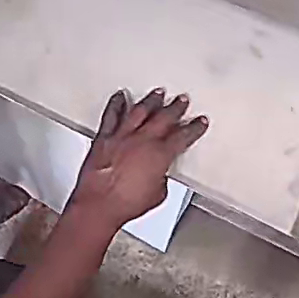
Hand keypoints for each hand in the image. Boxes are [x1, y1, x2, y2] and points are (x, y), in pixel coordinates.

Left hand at [68, 89, 207, 227]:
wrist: (98, 205)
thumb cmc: (125, 203)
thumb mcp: (156, 194)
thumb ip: (161, 178)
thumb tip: (158, 176)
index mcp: (160, 154)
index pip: (183, 136)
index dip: (194, 128)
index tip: (199, 122)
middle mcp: (143, 140)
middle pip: (164, 117)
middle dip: (176, 107)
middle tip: (182, 100)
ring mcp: (123, 136)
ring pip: (141, 110)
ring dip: (152, 100)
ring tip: (158, 93)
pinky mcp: (104, 137)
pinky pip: (111, 115)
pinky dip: (116, 104)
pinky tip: (120, 96)